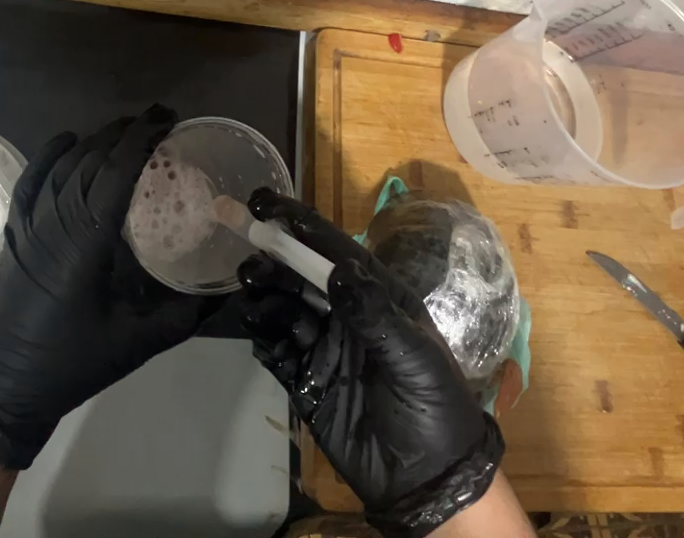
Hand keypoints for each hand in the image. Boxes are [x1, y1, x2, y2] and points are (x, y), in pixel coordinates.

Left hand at [0, 105, 216, 468]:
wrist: (1, 389)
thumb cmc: (71, 366)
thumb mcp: (136, 344)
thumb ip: (184, 316)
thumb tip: (226, 292)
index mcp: (88, 241)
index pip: (117, 171)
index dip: (143, 138)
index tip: (168, 120)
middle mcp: (57, 221)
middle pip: (92, 158)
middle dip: (126, 131)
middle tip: (159, 120)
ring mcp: (30, 224)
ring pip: (63, 165)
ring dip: (95, 139)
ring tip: (125, 128)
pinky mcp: (13, 233)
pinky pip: (29, 181)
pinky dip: (48, 155)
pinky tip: (66, 140)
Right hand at [239, 189, 504, 537]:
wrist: (430, 480)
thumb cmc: (434, 406)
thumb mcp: (413, 356)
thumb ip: (373, 315)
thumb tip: (339, 271)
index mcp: (375, 296)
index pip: (333, 250)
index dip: (299, 223)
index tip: (264, 202)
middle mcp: (345, 313)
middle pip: (300, 274)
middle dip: (273, 258)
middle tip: (249, 257)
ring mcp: (323, 345)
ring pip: (283, 306)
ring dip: (265, 294)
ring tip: (251, 291)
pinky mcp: (305, 379)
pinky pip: (276, 348)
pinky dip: (263, 335)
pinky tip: (258, 330)